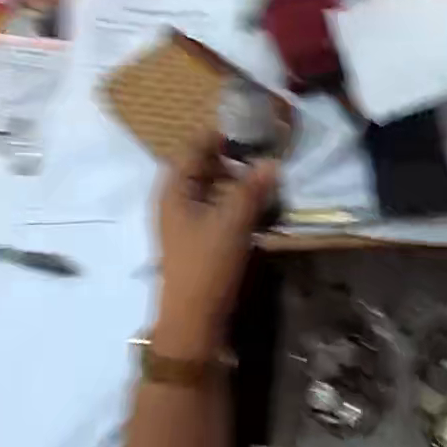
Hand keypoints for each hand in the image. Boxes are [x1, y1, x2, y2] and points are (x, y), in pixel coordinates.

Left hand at [153, 138, 277, 360]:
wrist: (193, 321)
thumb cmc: (206, 265)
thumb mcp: (232, 222)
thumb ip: (252, 188)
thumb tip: (272, 161)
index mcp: (174, 188)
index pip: (194, 145)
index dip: (221, 133)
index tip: (253, 125)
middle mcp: (176, 198)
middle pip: (204, 165)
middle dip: (234, 156)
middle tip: (267, 148)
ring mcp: (186, 219)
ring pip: (213, 186)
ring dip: (237, 179)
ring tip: (267, 173)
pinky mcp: (199, 236)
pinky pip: (218, 206)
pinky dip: (235, 199)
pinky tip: (258, 202)